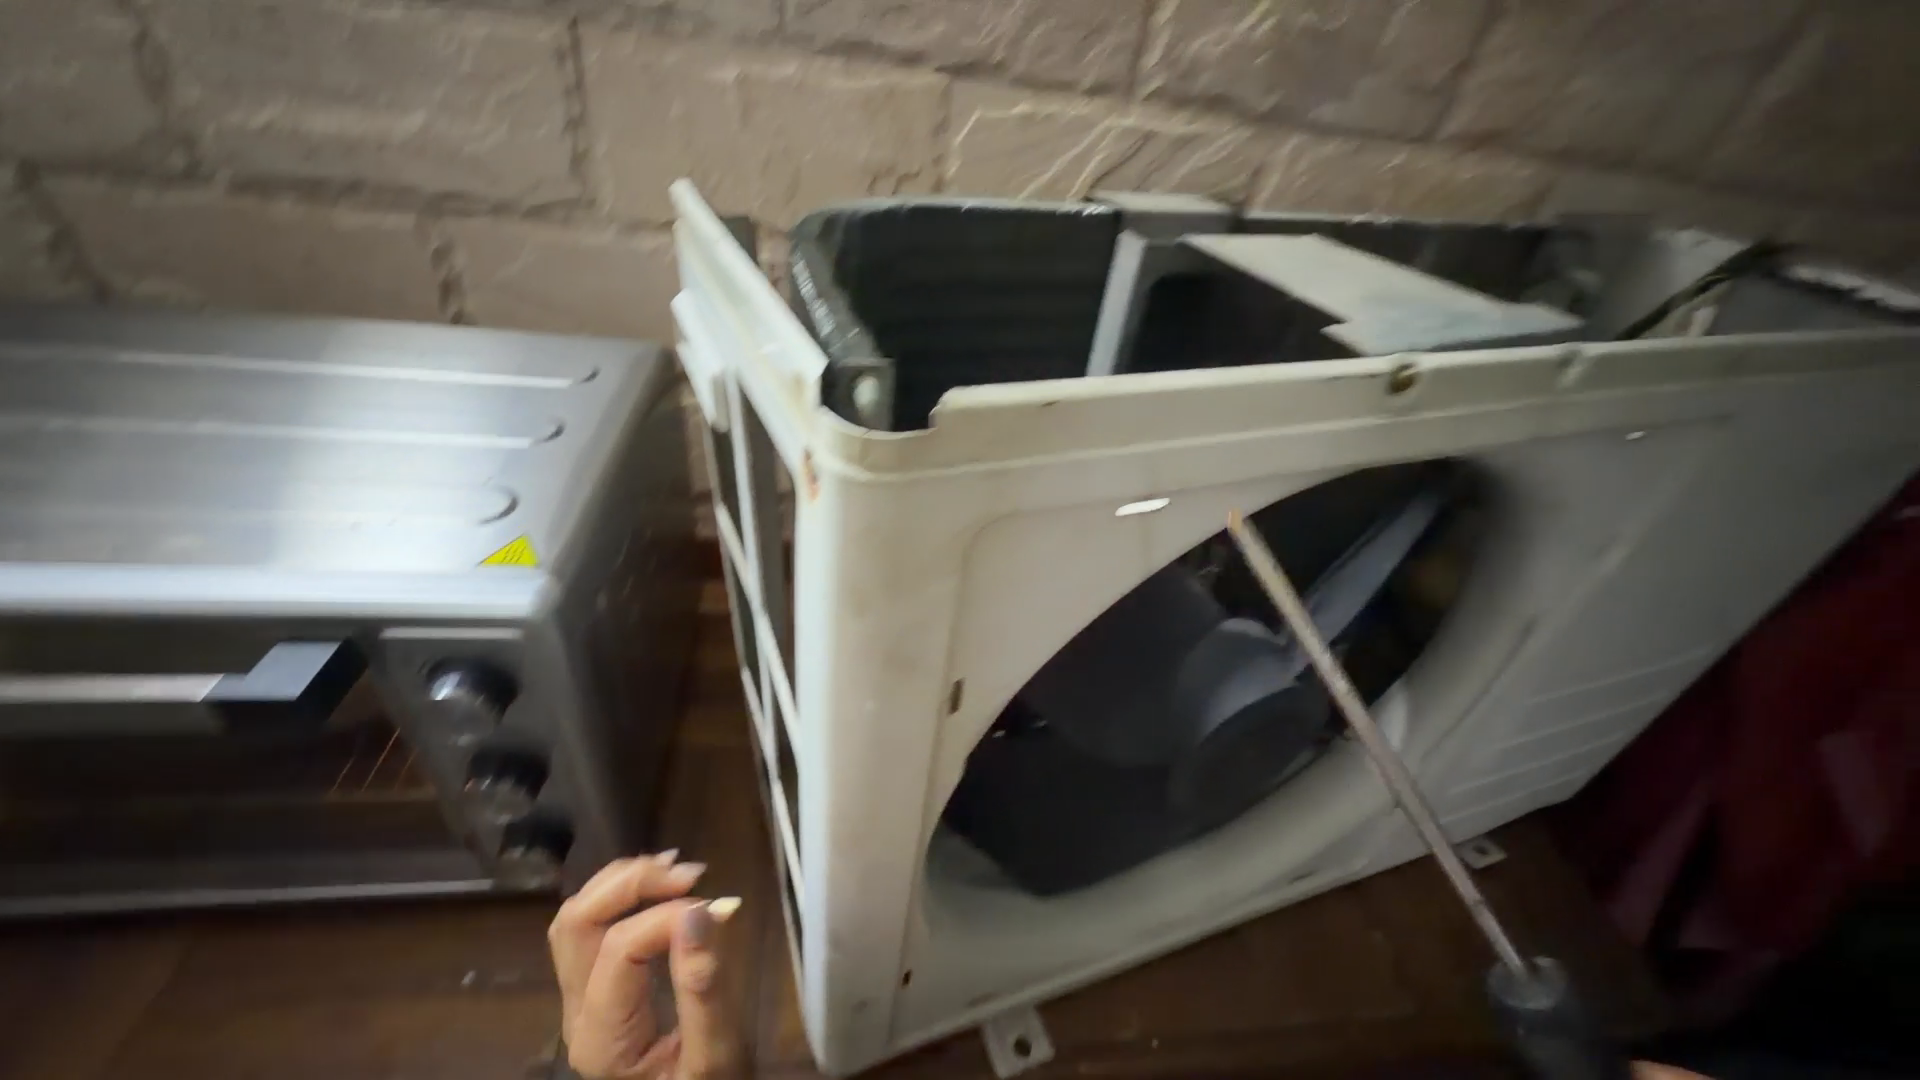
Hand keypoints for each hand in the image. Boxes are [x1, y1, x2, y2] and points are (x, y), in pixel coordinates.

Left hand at [549, 851, 741, 1079]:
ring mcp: (580, 999)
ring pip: (577, 916)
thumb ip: (703, 991)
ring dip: (625, 881)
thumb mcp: (713, 1059)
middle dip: (633, 882)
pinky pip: (592, 926)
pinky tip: (664, 885)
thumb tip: (700, 912)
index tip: (720, 907)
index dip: (668, 915)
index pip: (620, 947)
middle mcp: (575, 1013)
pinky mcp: (596, 988)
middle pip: (577, 921)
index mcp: (601, 1036)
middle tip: (692, 873)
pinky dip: (625, 893)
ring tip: (679, 870)